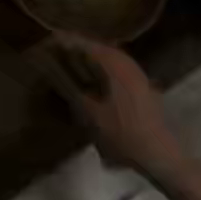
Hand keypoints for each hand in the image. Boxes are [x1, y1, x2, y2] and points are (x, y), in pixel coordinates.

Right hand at [39, 33, 191, 183]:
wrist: (163, 159)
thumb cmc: (123, 134)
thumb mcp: (87, 111)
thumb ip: (64, 83)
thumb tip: (42, 63)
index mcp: (111, 60)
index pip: (75, 40)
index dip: (54, 44)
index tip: (36, 51)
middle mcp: (123, 59)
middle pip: (88, 46)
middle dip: (67, 52)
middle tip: (46, 62)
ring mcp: (133, 71)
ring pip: (99, 58)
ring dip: (80, 63)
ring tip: (61, 75)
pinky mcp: (138, 84)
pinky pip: (108, 68)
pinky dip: (93, 73)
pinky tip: (84, 87)